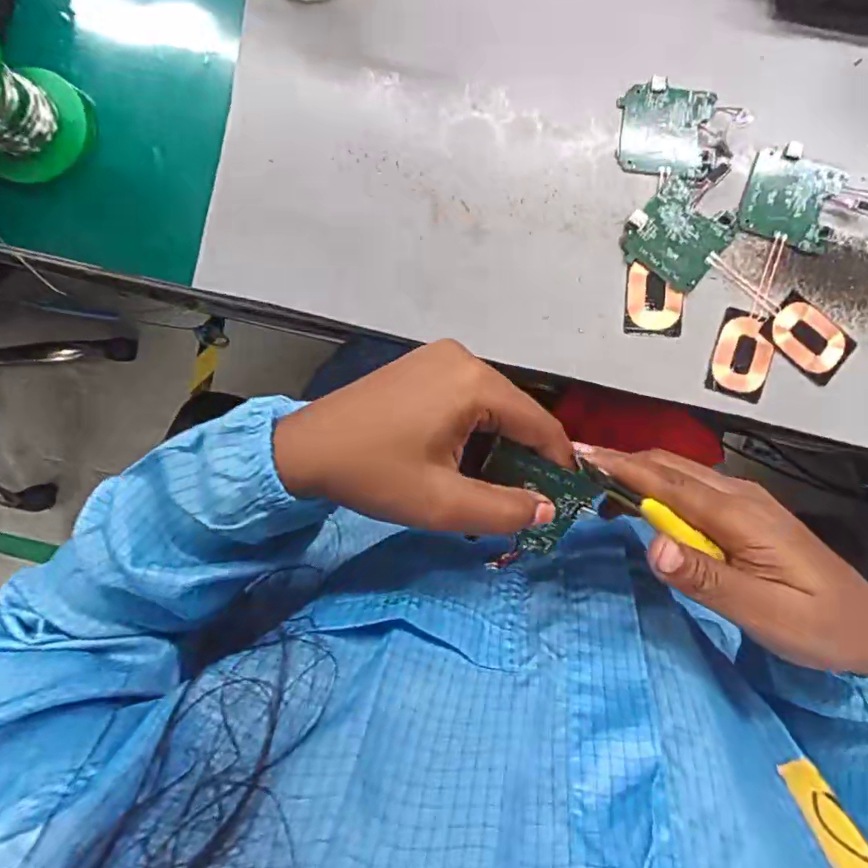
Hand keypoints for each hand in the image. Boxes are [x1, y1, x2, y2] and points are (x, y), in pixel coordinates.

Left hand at [273, 340, 575, 534]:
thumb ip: (505, 510)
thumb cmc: (373, 473)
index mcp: (473, 382)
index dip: (557, 465)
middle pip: (514, 413)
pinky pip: (463, 397)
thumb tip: (547, 510)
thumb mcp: (443, 503)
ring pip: (489, 407)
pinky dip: (471, 429)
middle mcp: (462, 358)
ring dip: (494, 446)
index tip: (563, 501)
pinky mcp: (419, 365)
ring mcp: (437, 357)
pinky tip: (457, 459)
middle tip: (515, 501)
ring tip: (482, 486)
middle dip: (521, 458)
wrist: (304, 448)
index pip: (540, 424)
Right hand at [578, 446, 867, 675]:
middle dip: (621, 462)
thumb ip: (706, 578)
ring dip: (637, 471)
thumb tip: (653, 545)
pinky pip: (690, 486)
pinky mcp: (746, 514)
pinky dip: (656, 484)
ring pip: (679, 472)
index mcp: (740, 515)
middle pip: (669, 466)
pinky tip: (642, 501)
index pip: (667, 481)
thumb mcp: (763, 613)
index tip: (579, 457)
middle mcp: (740, 497)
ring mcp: (744, 502)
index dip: (620, 467)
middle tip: (576, 469)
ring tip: (597, 482)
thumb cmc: (820, 628)